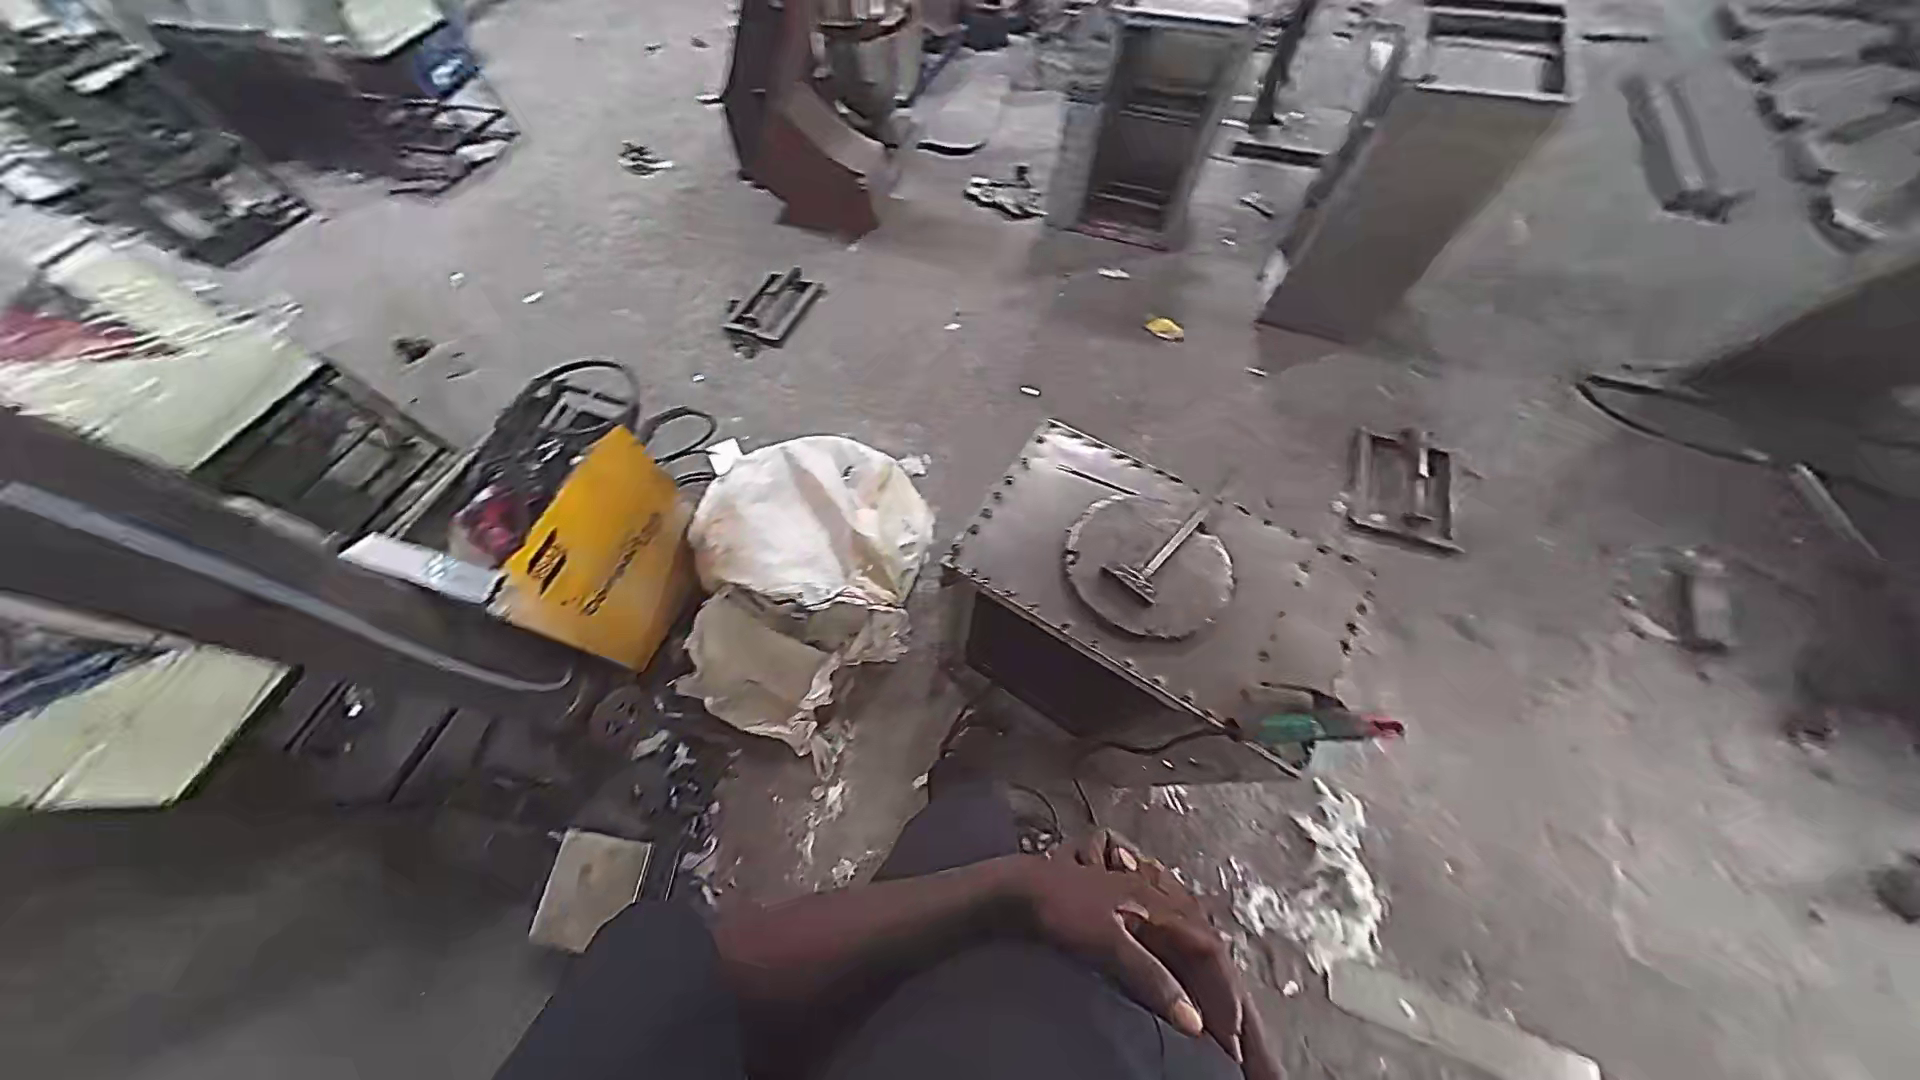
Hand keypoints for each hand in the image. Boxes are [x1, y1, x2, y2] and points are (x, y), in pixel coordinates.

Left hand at [1011, 835, 1280, 1079]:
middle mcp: (1152, 897)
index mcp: (1154, 900)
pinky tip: (1182, 991)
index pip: (1206, 947)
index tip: (1231, 1036)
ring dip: (1205, 980)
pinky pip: (1165, 942)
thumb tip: (1194, 1020)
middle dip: (1224, 988)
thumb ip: (1150, 975)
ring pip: (1186, 941)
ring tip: (1221, 1020)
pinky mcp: (1120, 914)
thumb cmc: (1062, 908)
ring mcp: (1136, 903)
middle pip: (1202, 944)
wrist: (1021, 887)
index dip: (1224, 992)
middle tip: (1240, 1037)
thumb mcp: (1107, 942)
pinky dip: (1181, 970)